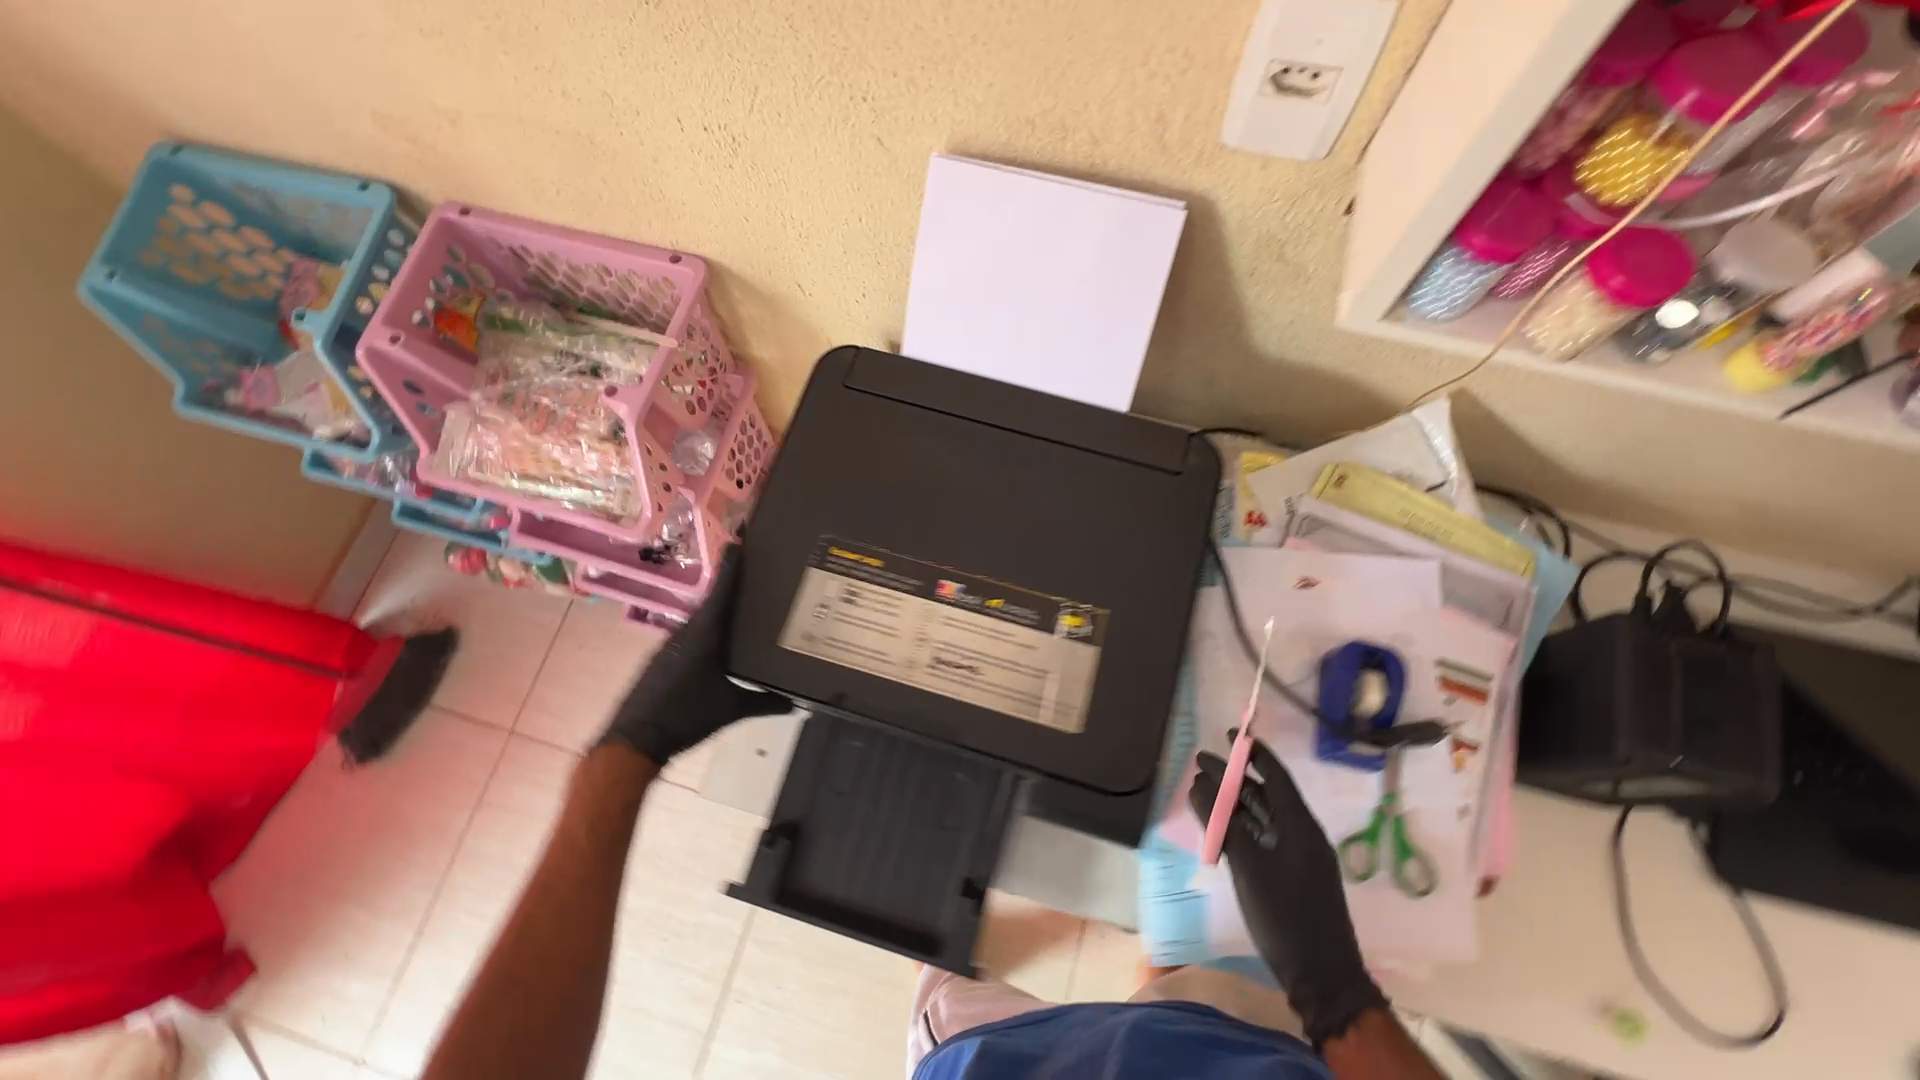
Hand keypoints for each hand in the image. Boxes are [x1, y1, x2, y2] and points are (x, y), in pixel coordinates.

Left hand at [600, 546, 788, 765]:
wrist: (633, 741)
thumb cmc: (684, 718)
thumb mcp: (729, 710)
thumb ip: (764, 703)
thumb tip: (796, 704)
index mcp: (704, 635)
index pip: (722, 591)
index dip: (733, 564)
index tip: (740, 538)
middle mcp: (685, 633)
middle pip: (714, 603)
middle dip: (734, 588)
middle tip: (759, 576)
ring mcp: (670, 646)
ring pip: (702, 621)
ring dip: (721, 612)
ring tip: (746, 610)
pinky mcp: (662, 661)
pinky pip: (692, 637)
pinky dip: (709, 632)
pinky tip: (722, 645)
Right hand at [1190, 736, 1386, 1045]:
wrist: (1321, 974)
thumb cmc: (1286, 917)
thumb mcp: (1249, 867)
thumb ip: (1224, 825)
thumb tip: (1200, 786)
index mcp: (1301, 826)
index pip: (1276, 777)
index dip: (1253, 753)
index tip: (1230, 735)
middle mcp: (1302, 834)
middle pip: (1265, 795)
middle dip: (1234, 776)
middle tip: (1201, 761)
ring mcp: (1298, 856)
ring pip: (1263, 818)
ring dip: (1234, 802)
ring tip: (1200, 788)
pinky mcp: (1291, 875)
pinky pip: (1263, 838)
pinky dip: (1240, 827)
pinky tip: (1219, 825)